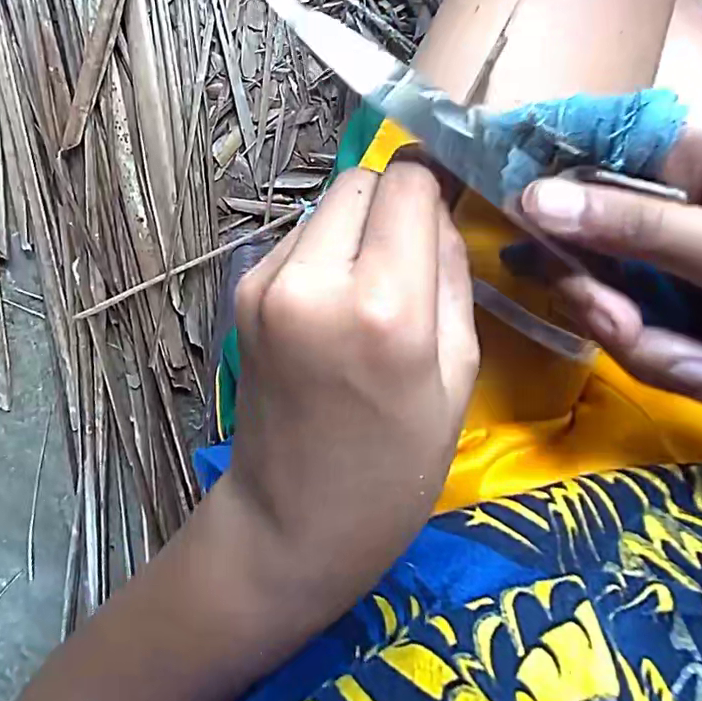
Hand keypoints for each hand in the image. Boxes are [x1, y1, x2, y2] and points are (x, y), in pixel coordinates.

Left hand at [228, 161, 479, 605]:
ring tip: (367, 285)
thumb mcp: (459, 374)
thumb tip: (438, 206)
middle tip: (406, 257)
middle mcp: (314, 279)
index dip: (433, 187)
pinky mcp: (242, 289)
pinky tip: (330, 302)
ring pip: (327, 203)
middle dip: (392, 202)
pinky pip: (299, 236)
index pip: (409, 184)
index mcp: (383, 307)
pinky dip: (324, 249)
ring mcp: (266, 281)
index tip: (442, 213)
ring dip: (356, 225)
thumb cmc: (395, 466)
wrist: (290, 520)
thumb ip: (452, 272)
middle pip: (361, 180)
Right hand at [520, 117, 701, 436]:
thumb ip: (639, 230)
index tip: (505, 214)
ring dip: (635, 337)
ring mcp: (666, 262)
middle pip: (573, 225)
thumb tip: (527, 198)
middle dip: (594, 286)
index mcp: (698, 152)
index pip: (590, 139)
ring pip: (592, 287)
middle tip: (622, 326)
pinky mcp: (669, 316)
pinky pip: (621, 332)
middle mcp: (670, 199)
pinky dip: (661, 362)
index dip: (540, 171)